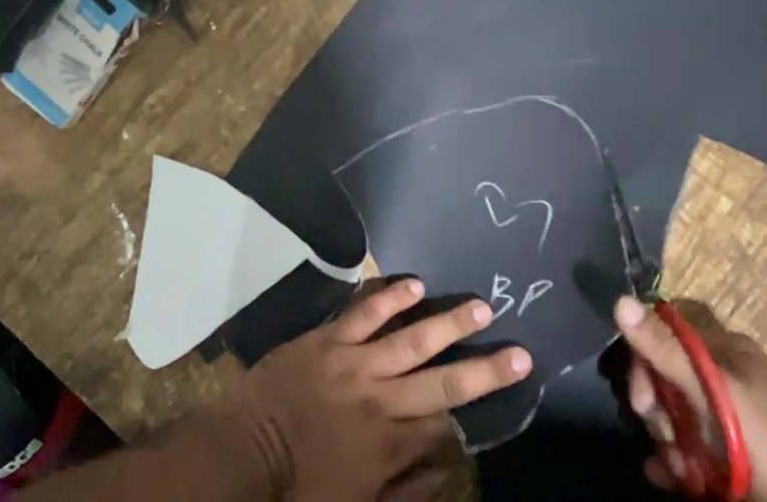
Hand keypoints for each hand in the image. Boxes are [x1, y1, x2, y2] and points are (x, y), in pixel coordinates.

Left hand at [229, 278, 532, 500]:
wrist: (246, 453)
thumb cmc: (300, 486)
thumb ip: (405, 492)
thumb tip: (445, 469)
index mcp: (391, 444)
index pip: (445, 423)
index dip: (477, 409)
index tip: (507, 389)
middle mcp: (383, 400)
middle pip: (443, 381)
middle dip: (485, 369)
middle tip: (520, 351)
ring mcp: (355, 364)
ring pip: (411, 339)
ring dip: (448, 324)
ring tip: (481, 308)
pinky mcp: (327, 341)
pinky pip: (363, 314)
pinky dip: (388, 298)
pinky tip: (414, 285)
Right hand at [611, 296, 766, 501]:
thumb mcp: (716, 392)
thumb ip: (668, 349)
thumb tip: (620, 299)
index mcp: (727, 351)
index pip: (668, 327)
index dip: (644, 351)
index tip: (642, 389)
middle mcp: (725, 377)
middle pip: (665, 373)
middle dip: (653, 404)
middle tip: (657, 429)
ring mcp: (727, 418)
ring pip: (672, 413)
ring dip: (663, 439)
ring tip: (675, 466)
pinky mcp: (728, 453)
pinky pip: (686, 445)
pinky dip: (673, 460)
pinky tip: (670, 476)